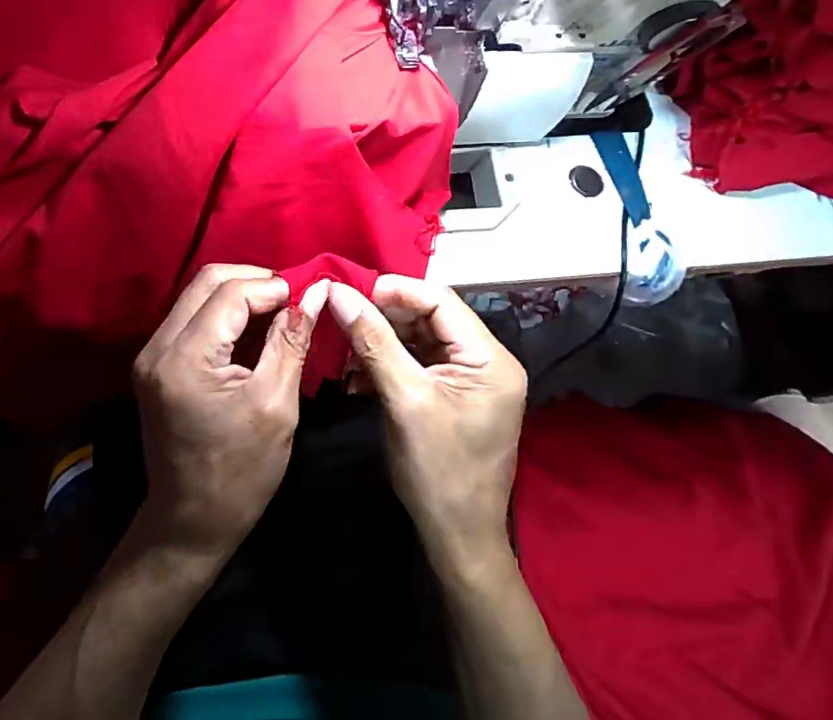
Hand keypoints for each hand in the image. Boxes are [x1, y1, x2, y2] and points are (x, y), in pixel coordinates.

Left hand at [131, 264, 328, 556]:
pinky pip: (194, 316)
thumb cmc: (241, 471)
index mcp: (185, 359)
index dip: (275, 287)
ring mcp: (152, 355)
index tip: (309, 299)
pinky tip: (258, 327)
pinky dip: (229, 311)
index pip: (231, 293)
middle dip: (257, 280)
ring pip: (199, 294)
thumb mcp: (277, 403)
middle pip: (208, 281)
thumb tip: (316, 292)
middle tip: (295, 299)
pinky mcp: (157, 364)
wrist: (190, 523)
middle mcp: (157, 348)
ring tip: (281, 311)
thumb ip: (292, 340)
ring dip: (243, 293)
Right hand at [326, 276, 526, 573]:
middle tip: (343, 317)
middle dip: (387, 317)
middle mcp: (490, 361)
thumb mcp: (404, 401)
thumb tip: (341, 295)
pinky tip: (360, 375)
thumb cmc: (438, 473)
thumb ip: (374, 343)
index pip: (443, 301)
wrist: (459, 540)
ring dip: (385, 342)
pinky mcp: (458, 396)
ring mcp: (475, 379)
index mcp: (491, 358)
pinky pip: (423, 365)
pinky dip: (393, 365)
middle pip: (434, 319)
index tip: (353, 292)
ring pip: (424, 341)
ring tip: (346, 349)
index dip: (397, 291)